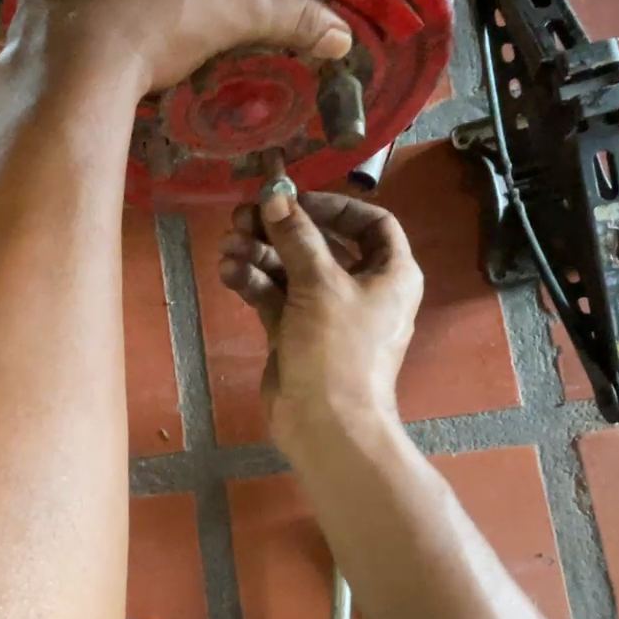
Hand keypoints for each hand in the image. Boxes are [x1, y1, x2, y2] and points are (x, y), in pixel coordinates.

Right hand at [218, 190, 423, 452]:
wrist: (325, 423)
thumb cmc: (338, 348)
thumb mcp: (320, 284)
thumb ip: (296, 236)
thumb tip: (274, 195)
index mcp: (390, 273)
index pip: (371, 223)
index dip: (333, 206)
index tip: (294, 200)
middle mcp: (361, 289)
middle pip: (320, 245)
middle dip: (281, 231)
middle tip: (242, 217)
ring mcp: (326, 313)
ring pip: (291, 271)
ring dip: (259, 256)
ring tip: (227, 246)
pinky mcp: (295, 334)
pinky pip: (275, 298)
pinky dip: (254, 283)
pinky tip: (228, 273)